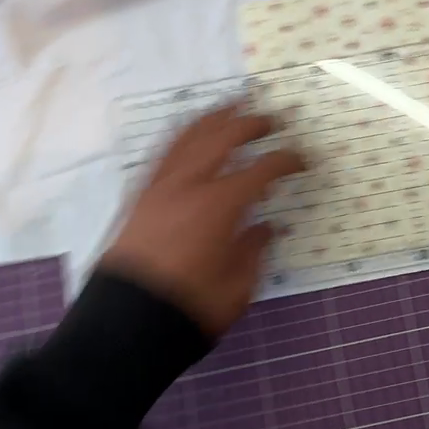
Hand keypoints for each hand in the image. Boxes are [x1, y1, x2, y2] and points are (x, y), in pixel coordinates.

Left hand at [100, 104, 304, 335]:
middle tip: (272, 120)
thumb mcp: (237, 286)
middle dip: (252, 123)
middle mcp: (191, 183)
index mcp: (221, 204)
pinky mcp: (141, 194)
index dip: (287, 160)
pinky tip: (192, 132)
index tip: (302, 160)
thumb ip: (255, 249)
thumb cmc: (190, 307)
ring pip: (190, 135)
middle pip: (225, 137)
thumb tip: (266, 226)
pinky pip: (164, 150)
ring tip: (233, 106)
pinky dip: (184, 134)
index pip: (263, 168)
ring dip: (215, 117)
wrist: (125, 322)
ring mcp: (161, 185)